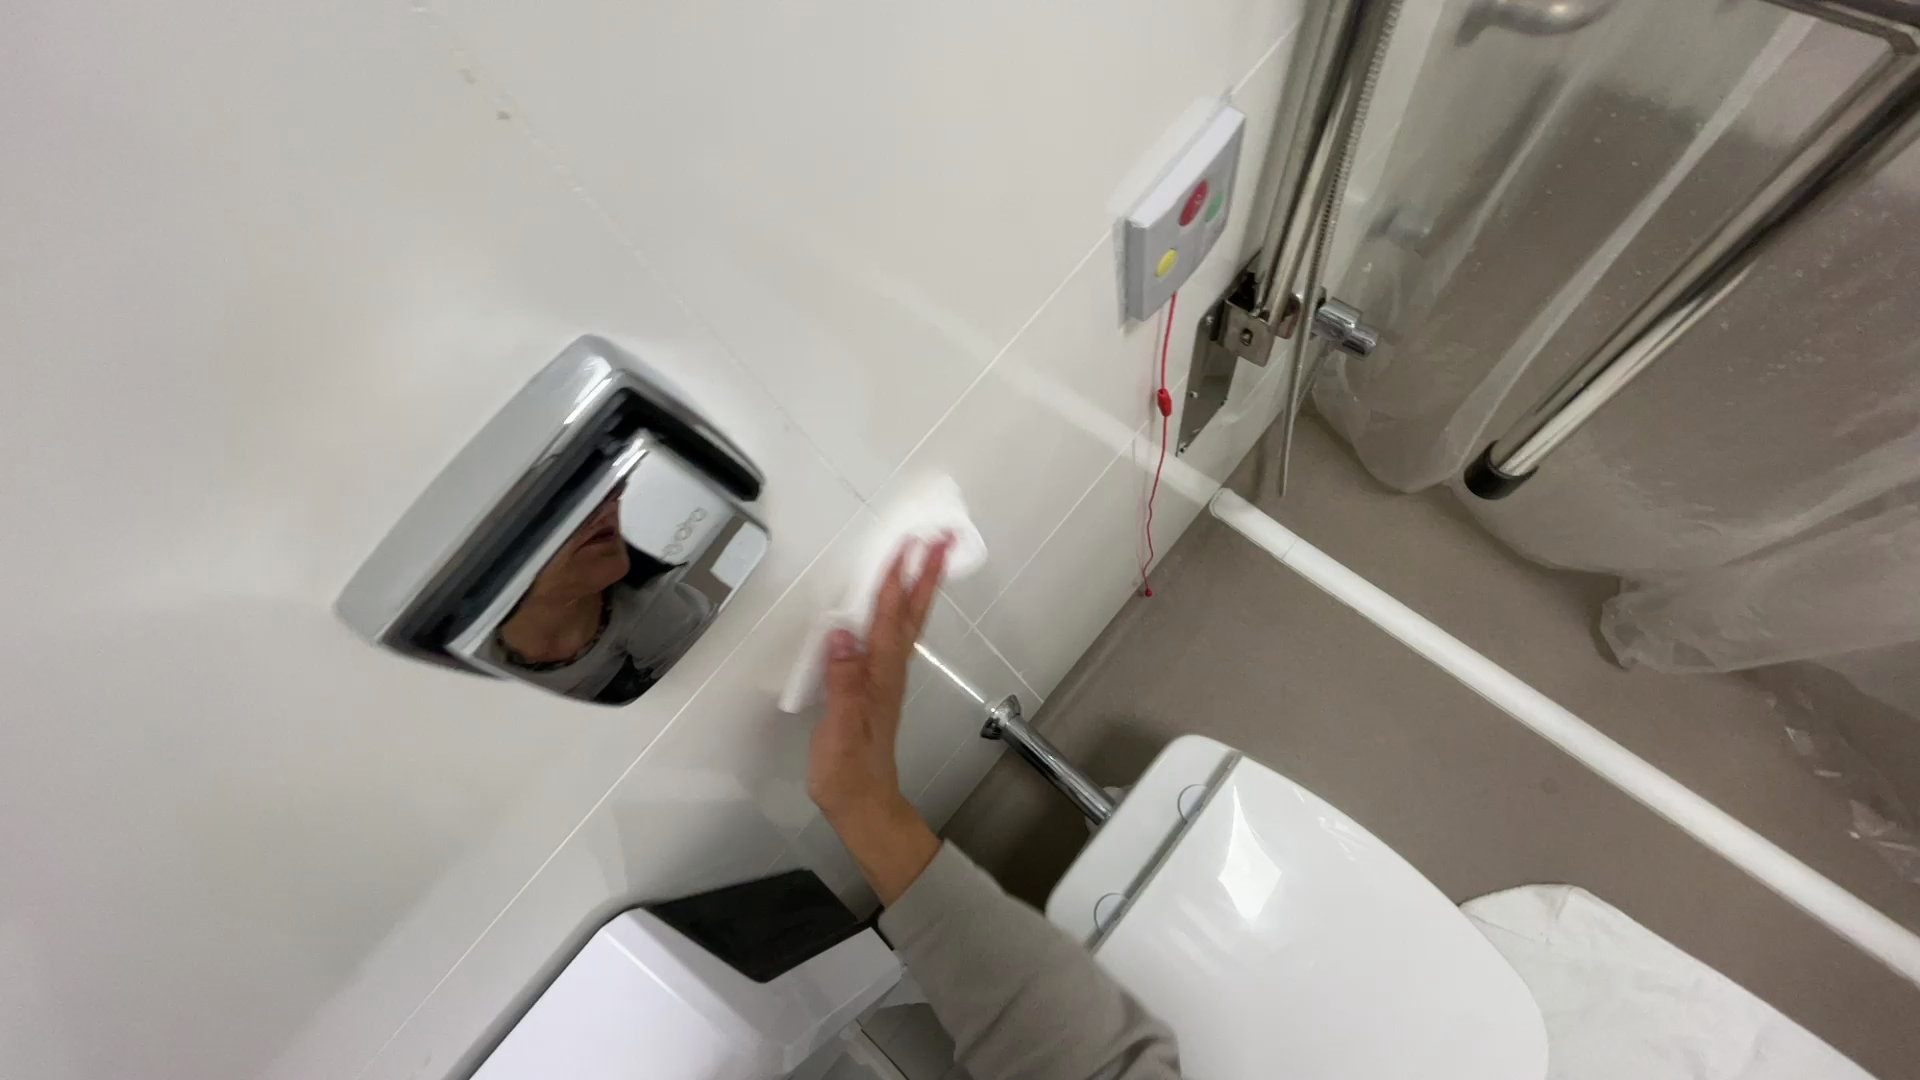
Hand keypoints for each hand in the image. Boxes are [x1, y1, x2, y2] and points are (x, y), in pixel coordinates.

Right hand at [807, 534, 952, 902]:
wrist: (863, 804)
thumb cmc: (847, 772)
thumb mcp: (838, 732)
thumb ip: (842, 683)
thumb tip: (843, 634)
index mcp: (879, 675)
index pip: (889, 618)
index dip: (897, 579)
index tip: (910, 544)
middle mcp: (890, 670)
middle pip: (911, 612)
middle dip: (927, 573)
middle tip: (943, 538)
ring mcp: (888, 677)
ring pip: (907, 621)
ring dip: (919, 586)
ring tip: (928, 558)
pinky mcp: (880, 685)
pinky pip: (895, 635)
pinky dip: (901, 609)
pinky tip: (895, 604)